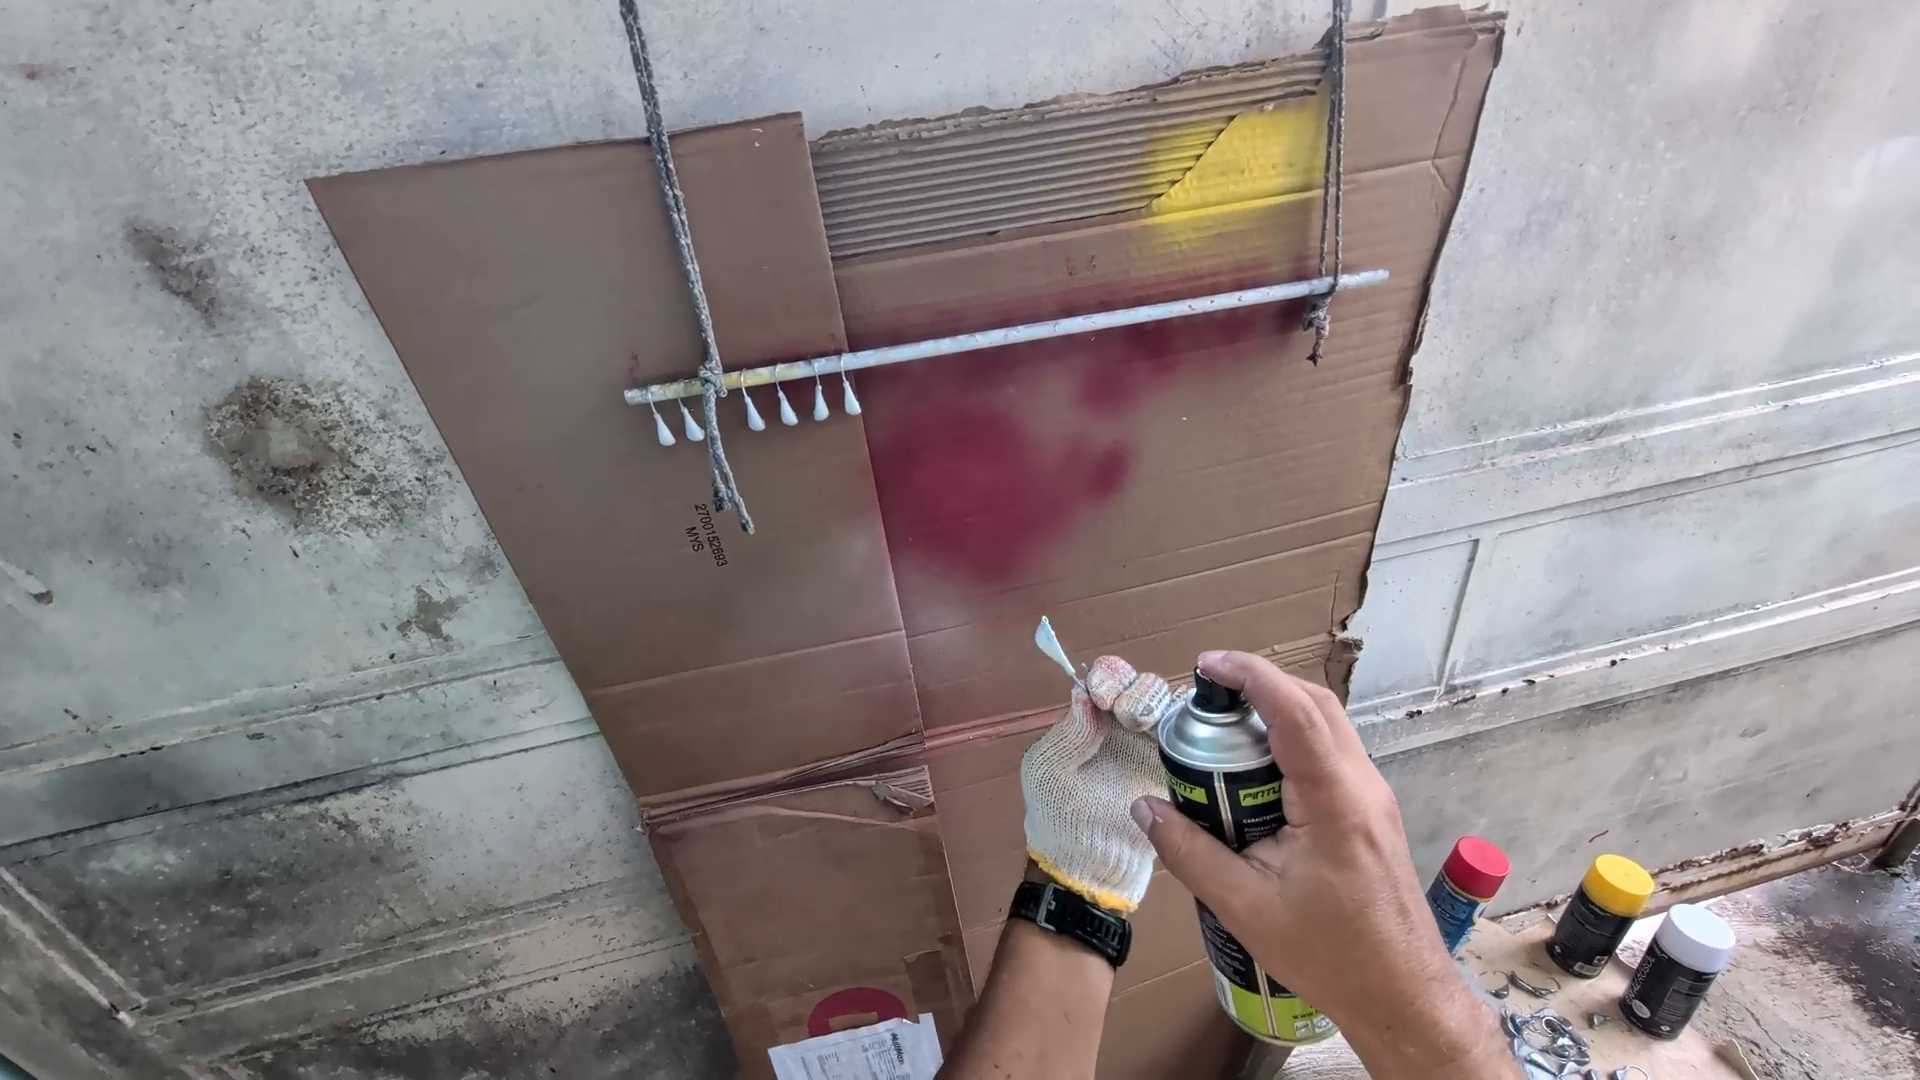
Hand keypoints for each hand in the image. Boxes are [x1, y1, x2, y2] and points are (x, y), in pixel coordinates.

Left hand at [1021, 656, 1182, 914]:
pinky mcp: (1180, 774)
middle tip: (1128, 715)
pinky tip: (1185, 736)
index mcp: (1090, 719)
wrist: (1090, 871)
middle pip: (1144, 686)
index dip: (1110, 677)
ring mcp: (1154, 749)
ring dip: (1162, 707)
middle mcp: (1124, 726)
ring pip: (1171, 708)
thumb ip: (1068, 733)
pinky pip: (1194, 742)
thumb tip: (1083, 693)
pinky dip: (1193, 730)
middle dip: (1139, 690)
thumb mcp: (1048, 772)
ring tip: (1146, 726)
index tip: (1103, 695)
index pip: (1107, 679)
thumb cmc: (1059, 818)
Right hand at [1130, 651, 1512, 1077]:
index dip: (1249, 675)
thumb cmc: (1330, 954)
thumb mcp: (1244, 907)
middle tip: (1208, 691)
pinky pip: (1329, 748)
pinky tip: (1256, 764)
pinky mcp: (1368, 808)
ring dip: (1276, 706)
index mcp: (1334, 801)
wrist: (1404, 995)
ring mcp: (1371, 794)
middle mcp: (1361, 784)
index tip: (1206, 666)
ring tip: (1224, 722)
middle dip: (1260, 682)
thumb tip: (1144, 808)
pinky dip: (1290, 733)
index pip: (1295, 711)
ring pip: (1327, 721)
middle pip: (1315, 703)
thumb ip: (1188, 852)